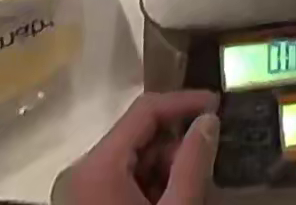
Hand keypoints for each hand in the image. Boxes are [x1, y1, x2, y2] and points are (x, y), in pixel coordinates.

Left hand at [55, 91, 219, 204]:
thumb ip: (192, 164)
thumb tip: (209, 119)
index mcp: (96, 164)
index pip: (144, 110)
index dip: (183, 101)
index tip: (216, 102)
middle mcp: (80, 169)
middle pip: (138, 135)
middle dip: (175, 145)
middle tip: (206, 160)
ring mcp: (78, 190)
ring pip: (131, 159)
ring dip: (164, 168)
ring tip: (188, 189)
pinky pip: (121, 180)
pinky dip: (148, 186)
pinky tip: (168, 200)